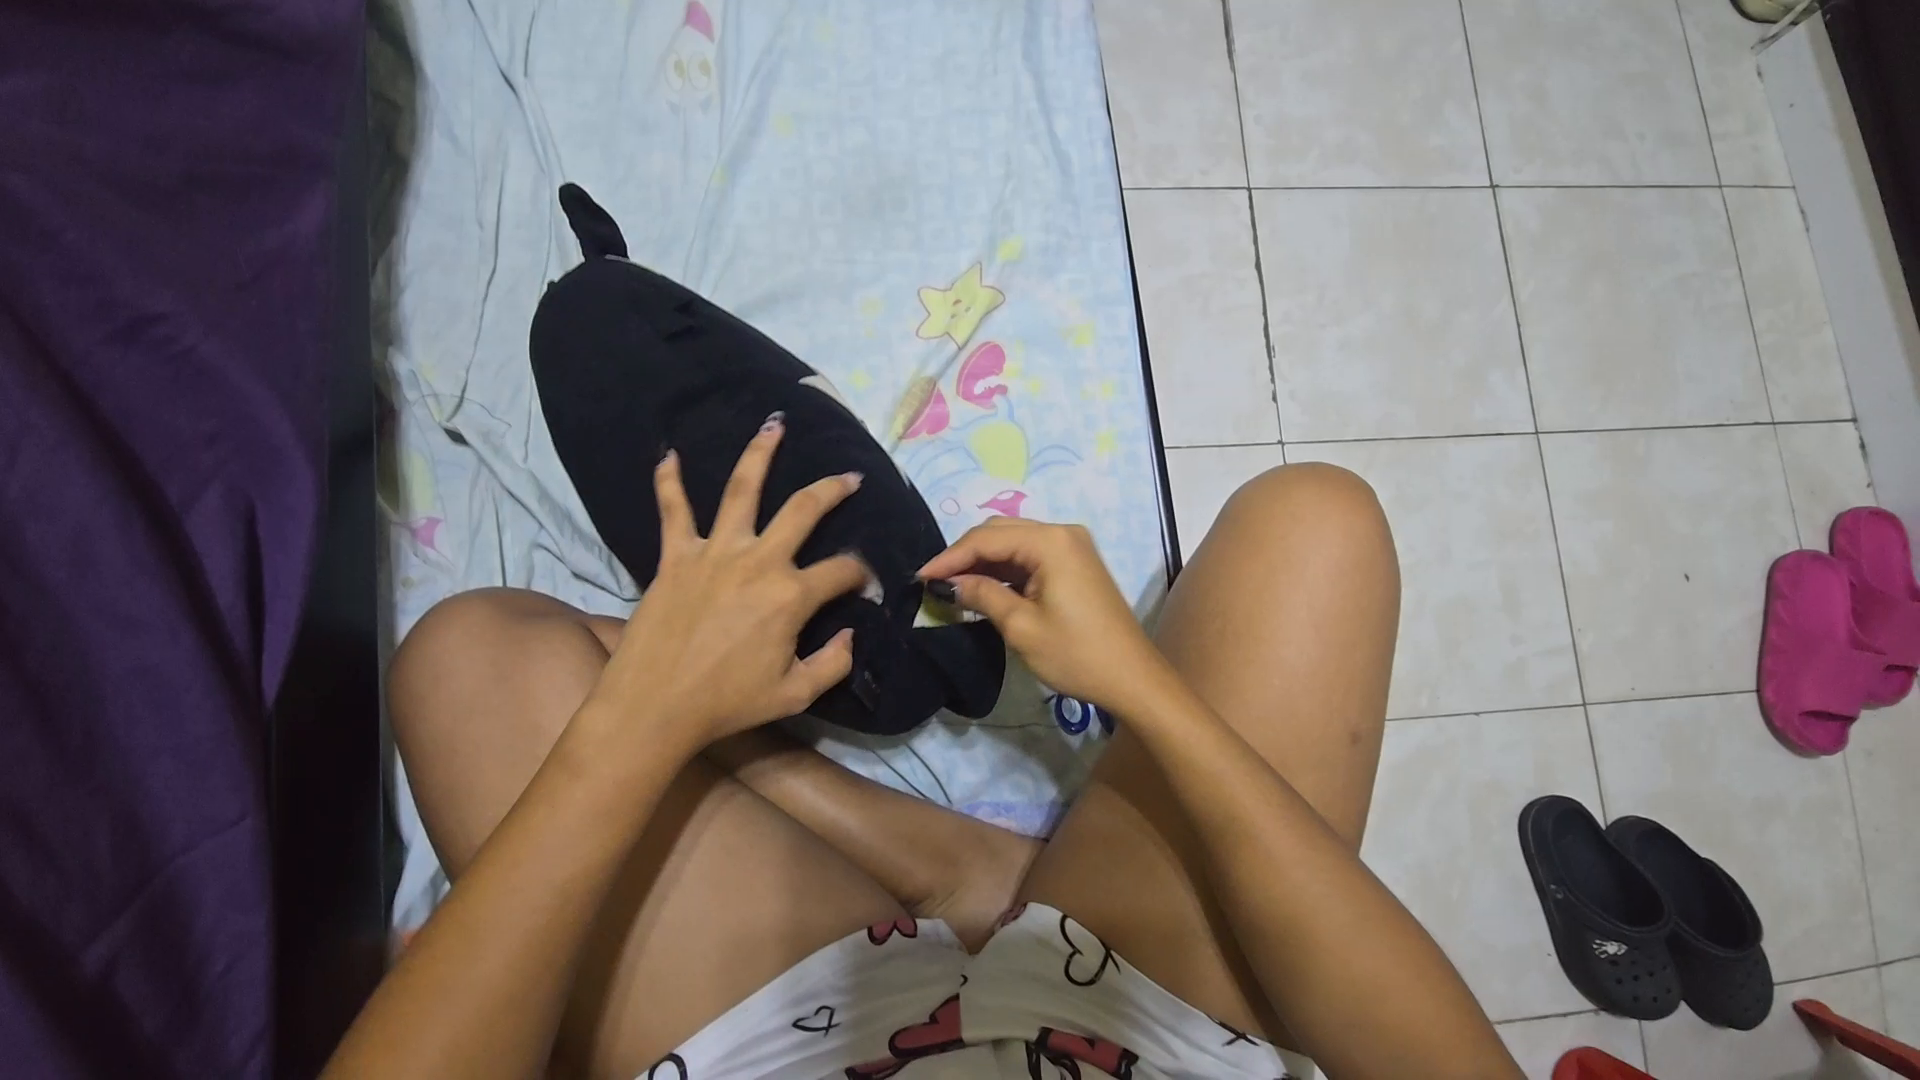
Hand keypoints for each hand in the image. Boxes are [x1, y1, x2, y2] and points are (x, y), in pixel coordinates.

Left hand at [589, 415, 869, 749]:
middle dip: (833, 489)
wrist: (653, 707)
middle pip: (804, 510)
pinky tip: (669, 455)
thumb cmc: (727, 704)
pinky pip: (673, 510)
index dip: (862, 576)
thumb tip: (850, 635)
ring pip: (743, 489)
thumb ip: (833, 664)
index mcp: (791, 596)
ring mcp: (715, 553)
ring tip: (775, 426)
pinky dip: (669, 481)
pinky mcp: (676, 556)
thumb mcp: (795, 695)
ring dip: (761, 453)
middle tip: (850, 477)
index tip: (864, 587)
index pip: (842, 571)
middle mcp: (758, 562)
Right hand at [917, 518, 1168, 711]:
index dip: (950, 557)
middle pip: (1000, 532)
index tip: (920, 578)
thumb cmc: (1076, 654)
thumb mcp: (1022, 627)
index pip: (987, 538)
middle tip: (933, 582)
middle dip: (965, 555)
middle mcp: (1062, 532)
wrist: (1132, 678)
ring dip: (983, 561)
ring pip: (1013, 543)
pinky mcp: (1075, 563)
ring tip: (951, 585)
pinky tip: (982, 587)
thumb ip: (983, 595)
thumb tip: (951, 583)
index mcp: (1050, 542)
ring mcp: (1071, 546)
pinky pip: (1030, 556)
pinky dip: (1004, 569)